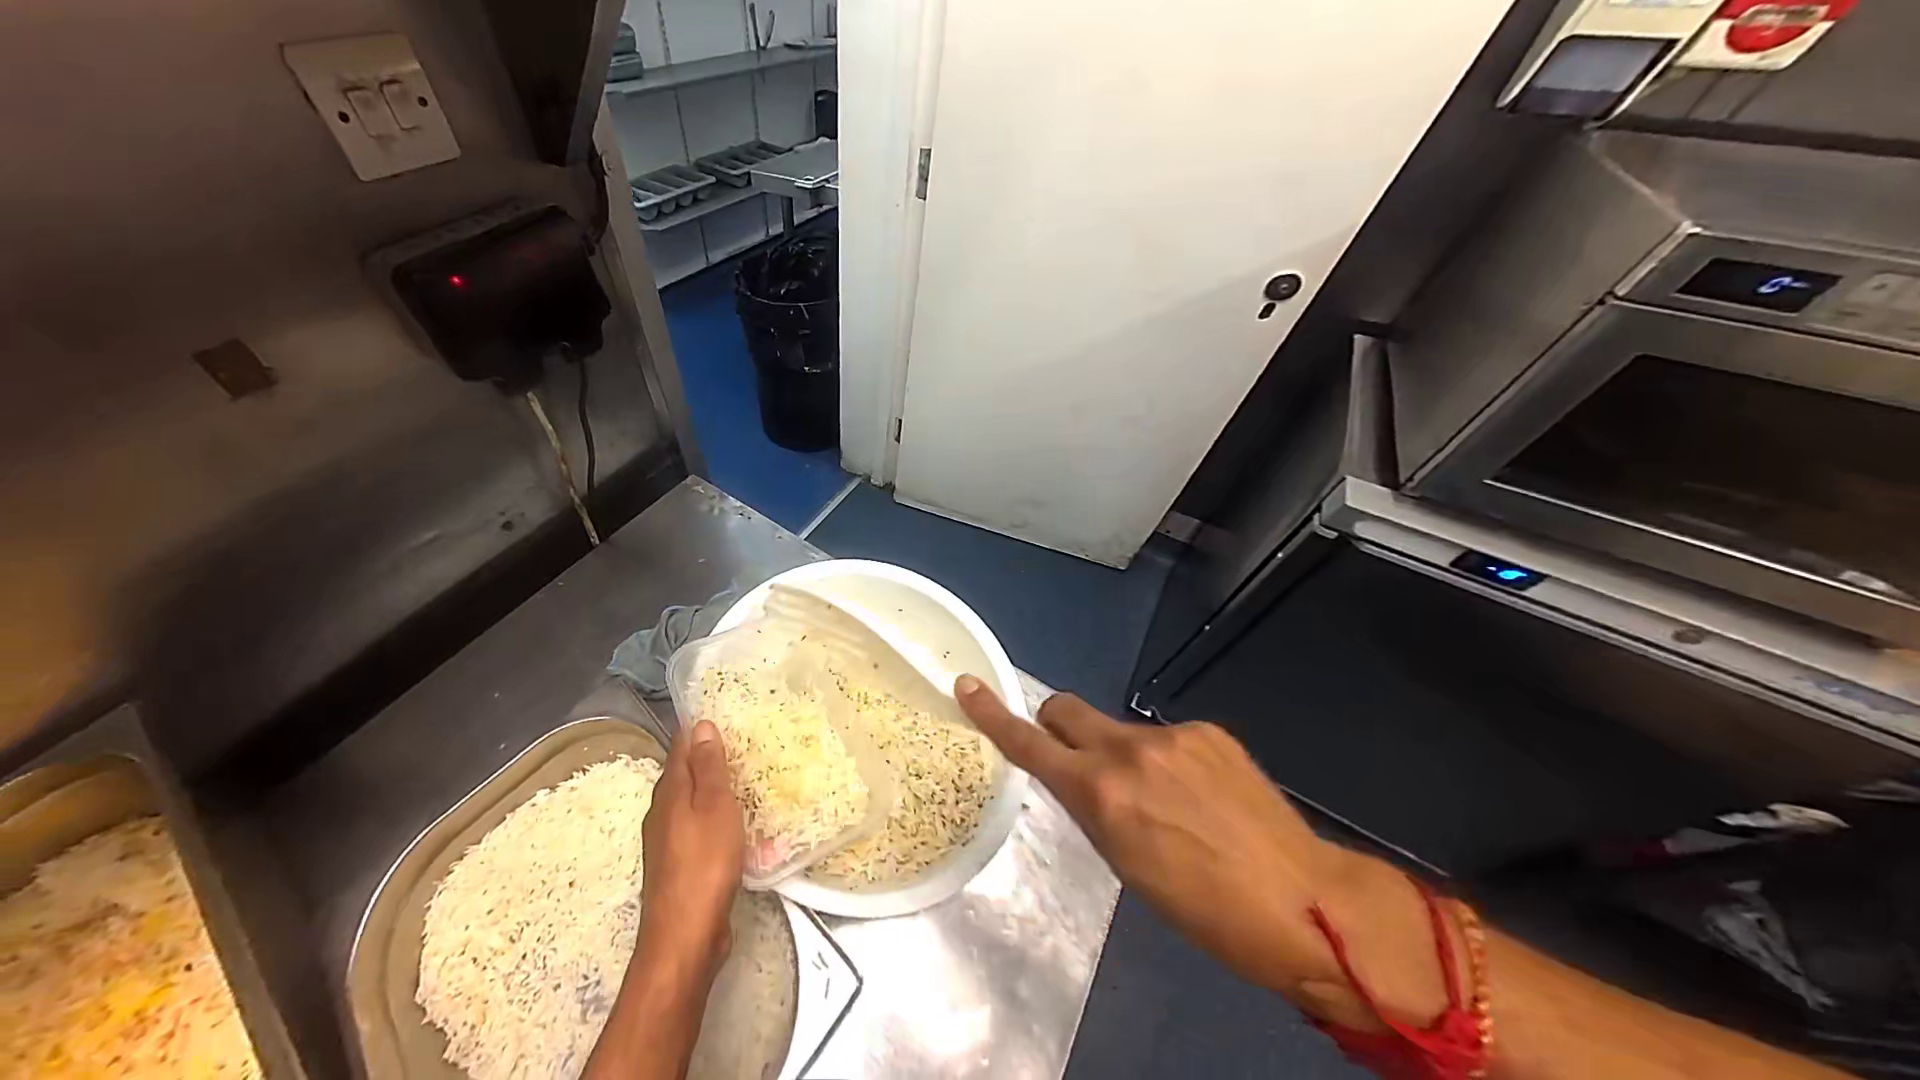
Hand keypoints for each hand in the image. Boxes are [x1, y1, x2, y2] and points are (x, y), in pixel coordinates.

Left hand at [639, 720, 743, 976]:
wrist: (685, 936)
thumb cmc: (704, 863)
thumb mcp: (714, 806)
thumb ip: (709, 767)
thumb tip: (701, 725)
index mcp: (669, 793)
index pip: (680, 748)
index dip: (698, 729)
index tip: (723, 714)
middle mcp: (662, 813)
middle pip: (684, 774)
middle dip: (708, 757)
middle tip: (743, 742)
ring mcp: (669, 842)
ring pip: (693, 803)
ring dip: (714, 789)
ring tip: (746, 779)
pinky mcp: (681, 865)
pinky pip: (701, 829)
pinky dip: (718, 818)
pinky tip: (739, 826)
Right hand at [954, 677, 1448, 1031]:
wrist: (1303, 902)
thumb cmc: (1202, 909)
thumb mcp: (1126, 864)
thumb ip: (1093, 808)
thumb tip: (1080, 780)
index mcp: (1103, 794)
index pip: (1032, 745)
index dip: (994, 716)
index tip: (967, 686)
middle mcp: (1131, 751)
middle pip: (1067, 709)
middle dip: (1058, 727)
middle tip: (1076, 761)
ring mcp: (1174, 735)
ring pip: (1120, 730)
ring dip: (1123, 756)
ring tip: (1166, 802)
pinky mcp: (1209, 731)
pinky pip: (1165, 738)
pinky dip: (1166, 760)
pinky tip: (1199, 796)